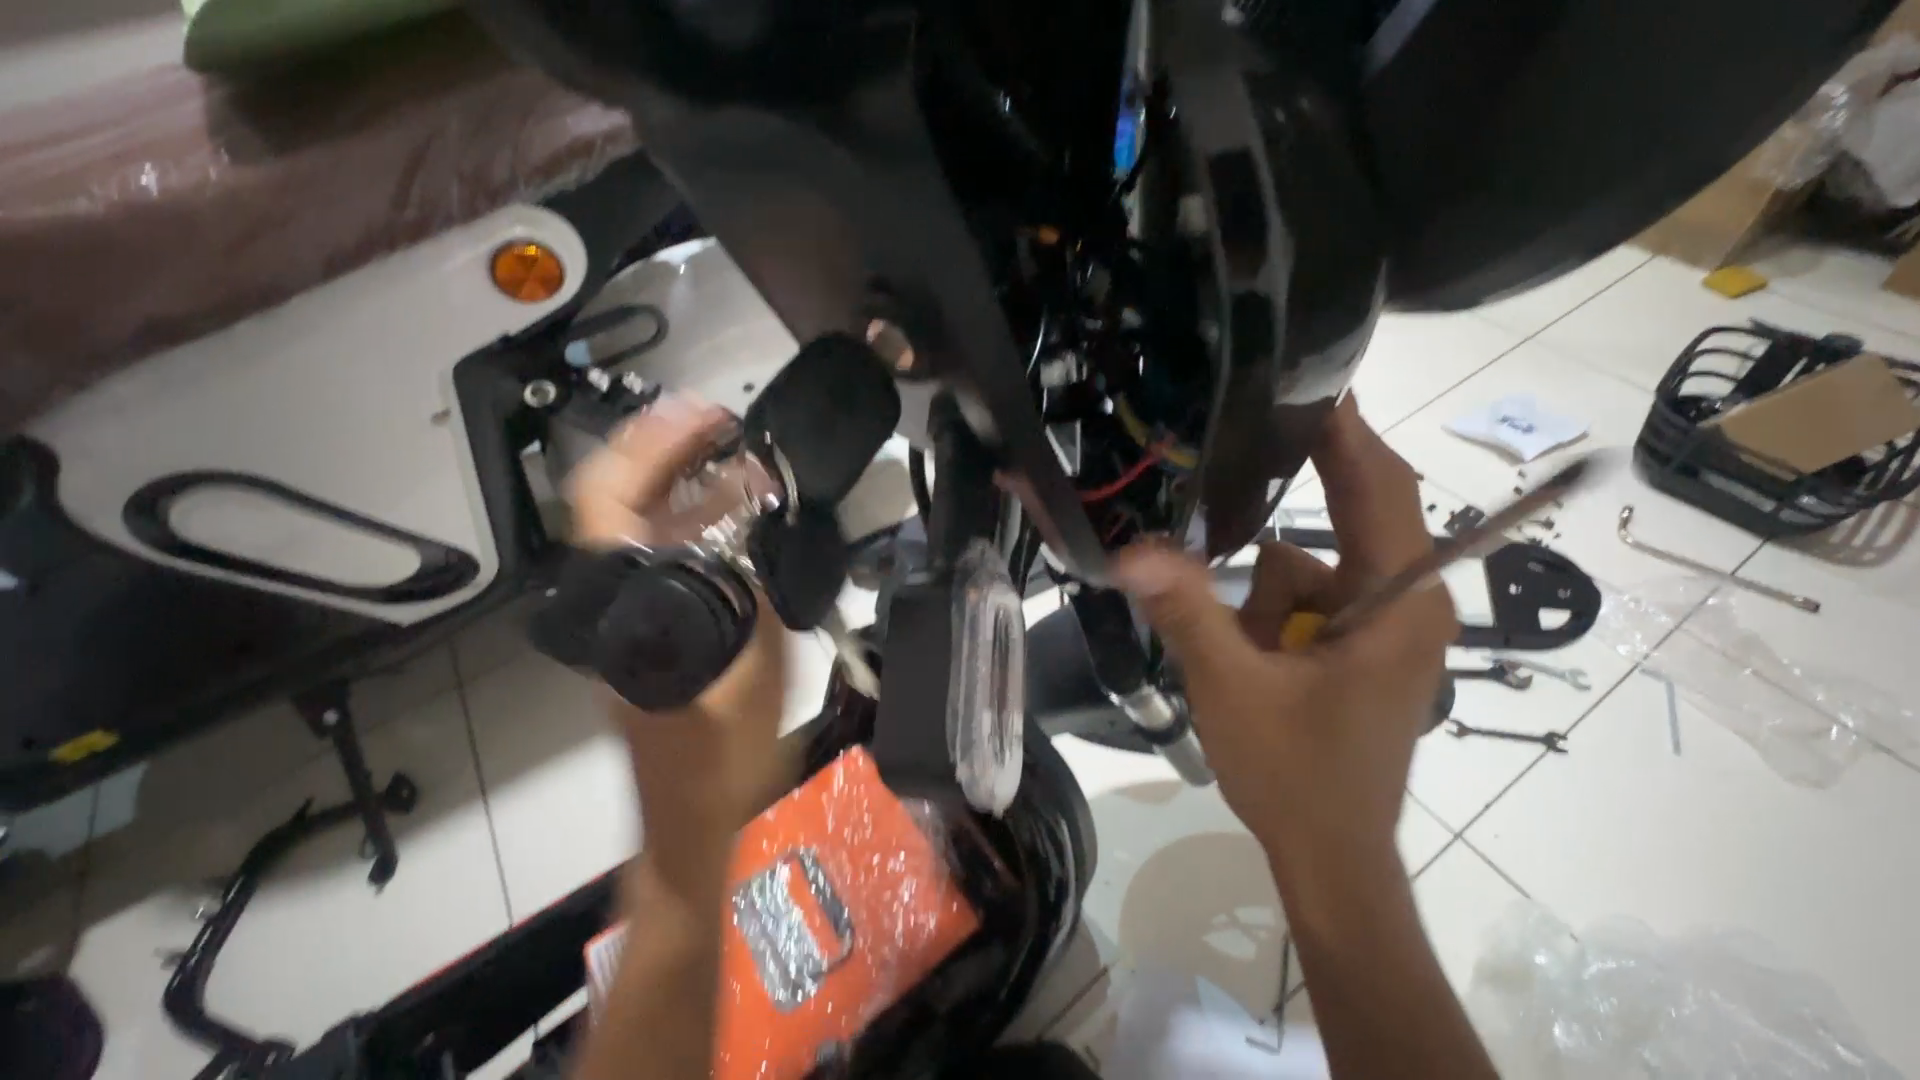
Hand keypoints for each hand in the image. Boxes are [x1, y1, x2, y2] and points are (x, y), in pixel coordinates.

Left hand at [568, 398, 793, 867]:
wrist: (691, 834)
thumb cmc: (718, 772)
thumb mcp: (752, 684)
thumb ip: (754, 605)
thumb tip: (757, 538)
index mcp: (626, 615)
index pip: (608, 505)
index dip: (649, 447)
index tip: (702, 415)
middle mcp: (615, 609)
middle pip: (621, 507)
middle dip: (670, 454)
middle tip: (727, 426)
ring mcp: (632, 624)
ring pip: (647, 535)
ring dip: (690, 490)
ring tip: (745, 461)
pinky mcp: (653, 638)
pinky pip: (671, 566)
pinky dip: (704, 532)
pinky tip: (747, 524)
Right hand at [1112, 396, 1456, 871]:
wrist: (1331, 856)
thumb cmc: (1298, 776)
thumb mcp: (1234, 688)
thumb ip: (1188, 610)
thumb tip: (1129, 549)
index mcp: (1401, 602)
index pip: (1381, 487)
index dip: (1346, 429)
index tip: (1304, 377)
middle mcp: (1407, 601)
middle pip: (1351, 512)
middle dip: (1293, 491)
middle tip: (1227, 446)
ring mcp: (1385, 626)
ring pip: (1312, 565)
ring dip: (1266, 592)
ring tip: (1238, 650)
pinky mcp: (1362, 647)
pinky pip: (1311, 598)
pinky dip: (1271, 612)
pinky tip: (1245, 657)